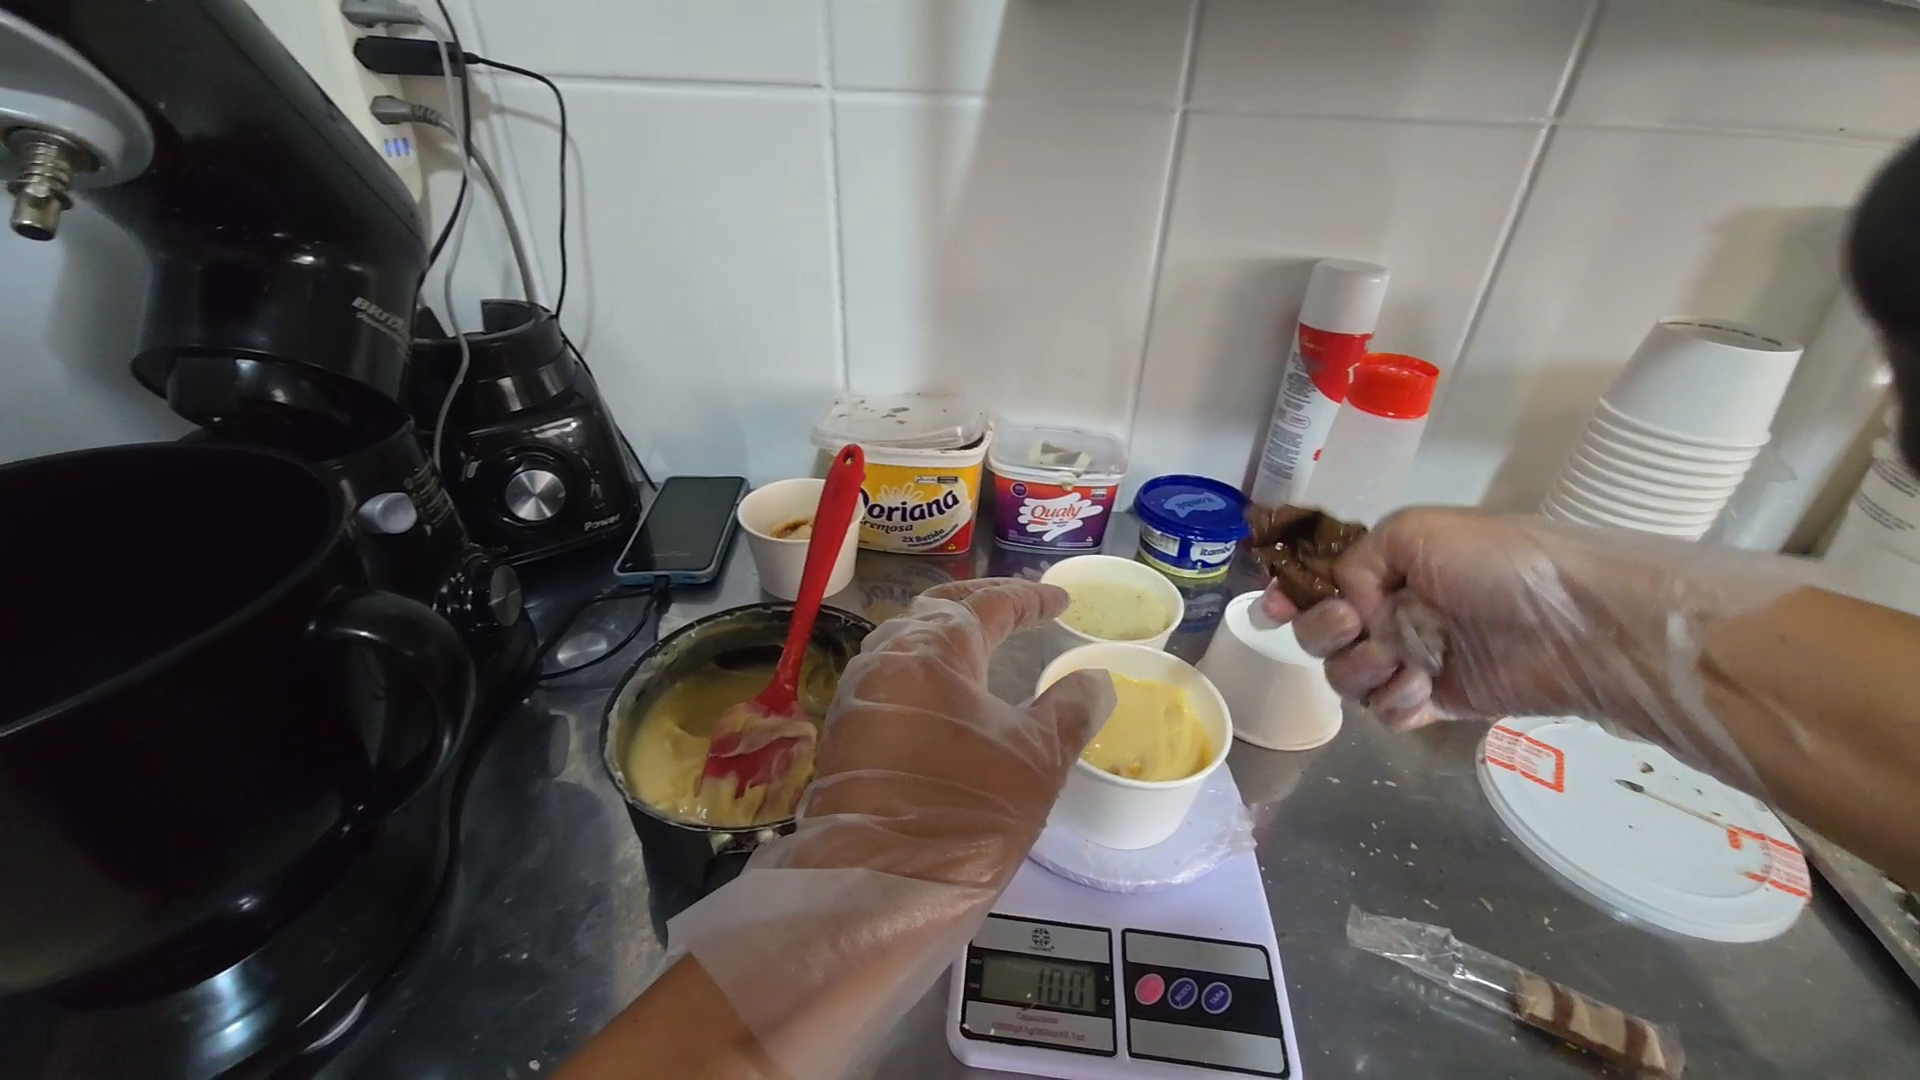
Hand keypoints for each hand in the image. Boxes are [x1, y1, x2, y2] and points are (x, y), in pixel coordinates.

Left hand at [781, 578, 1116, 886]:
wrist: (874, 889)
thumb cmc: (964, 813)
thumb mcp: (1037, 760)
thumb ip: (1070, 710)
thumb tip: (1095, 680)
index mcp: (932, 650)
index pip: (987, 604)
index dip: (1028, 598)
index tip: (1061, 601)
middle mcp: (886, 659)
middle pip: (938, 610)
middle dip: (982, 604)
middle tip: (1020, 609)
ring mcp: (857, 696)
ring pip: (906, 642)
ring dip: (947, 635)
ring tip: (983, 644)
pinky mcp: (844, 734)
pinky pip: (890, 679)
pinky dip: (925, 671)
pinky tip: (943, 697)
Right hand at [1257, 509, 1703, 733]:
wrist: (1575, 623)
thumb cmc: (1496, 564)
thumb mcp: (1414, 532)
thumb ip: (1355, 561)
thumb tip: (1346, 602)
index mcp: (1382, 571)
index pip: (1316, 587)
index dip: (1287, 598)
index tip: (1274, 607)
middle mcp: (1387, 615)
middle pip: (1317, 635)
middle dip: (1322, 630)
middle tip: (1354, 623)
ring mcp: (1408, 661)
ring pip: (1343, 677)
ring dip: (1363, 668)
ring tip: (1408, 661)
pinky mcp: (1431, 703)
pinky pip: (1383, 712)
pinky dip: (1394, 701)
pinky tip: (1425, 688)